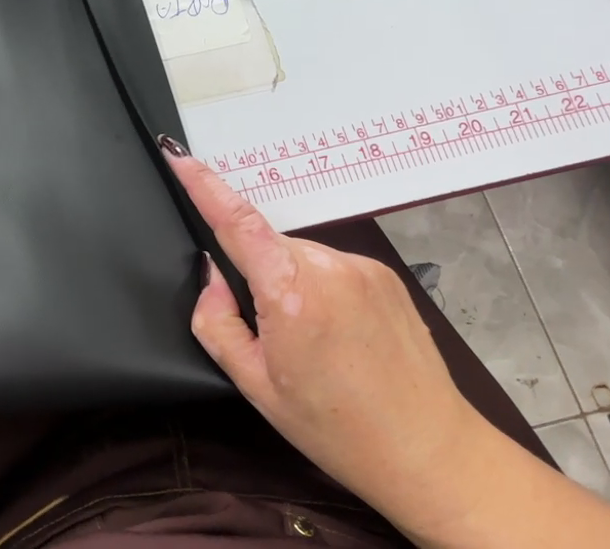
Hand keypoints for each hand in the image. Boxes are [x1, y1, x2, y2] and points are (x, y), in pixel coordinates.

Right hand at [166, 142, 495, 521]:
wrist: (432, 453)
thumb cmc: (339, 428)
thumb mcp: (255, 383)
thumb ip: (217, 321)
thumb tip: (211, 277)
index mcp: (290, 294)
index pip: (235, 221)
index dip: (202, 184)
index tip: (178, 155)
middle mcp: (329, 268)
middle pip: (266, 245)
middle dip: (255, 273)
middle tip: (270, 333)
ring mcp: (362, 268)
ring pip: (297, 256)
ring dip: (289, 283)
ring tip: (314, 343)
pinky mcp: (385, 275)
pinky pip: (330, 266)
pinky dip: (319, 289)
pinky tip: (339, 335)